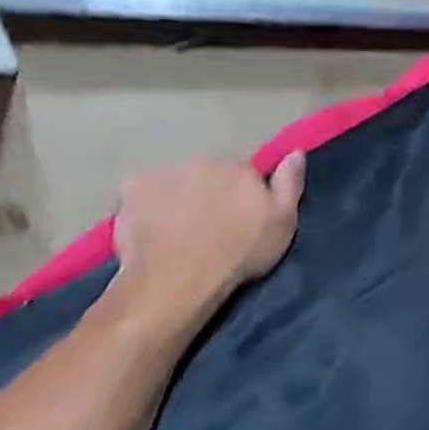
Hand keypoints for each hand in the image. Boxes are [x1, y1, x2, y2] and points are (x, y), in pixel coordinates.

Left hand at [105, 152, 305, 336]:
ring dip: (181, 198)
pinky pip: (145, 191)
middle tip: (213, 228)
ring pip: (177, 181)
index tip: (243, 219)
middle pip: (208, 173)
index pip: (243, 172)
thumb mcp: (282, 223)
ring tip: (182, 232)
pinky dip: (150, 205)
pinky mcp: (132, 187)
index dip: (244, 196)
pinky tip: (156, 229)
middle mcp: (200, 159)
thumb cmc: (239, 253)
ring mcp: (163, 172)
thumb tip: (296, 151)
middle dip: (210, 192)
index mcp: (238, 167)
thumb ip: (290, 184)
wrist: (180, 278)